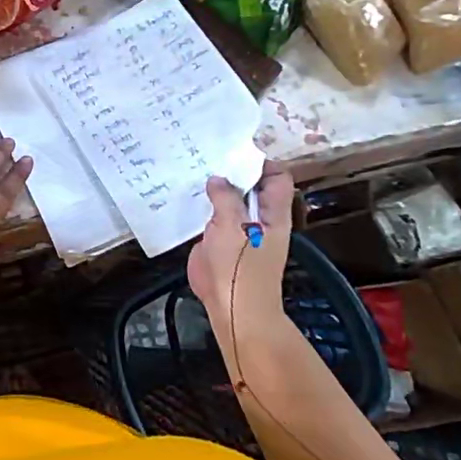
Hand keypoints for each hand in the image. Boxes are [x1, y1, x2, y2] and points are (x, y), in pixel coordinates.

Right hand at [187, 164, 294, 320]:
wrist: (232, 307)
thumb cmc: (241, 266)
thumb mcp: (234, 225)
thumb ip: (226, 197)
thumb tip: (217, 179)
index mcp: (273, 213)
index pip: (277, 177)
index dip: (260, 162)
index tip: (234, 152)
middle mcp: (258, 218)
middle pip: (249, 185)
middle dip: (231, 171)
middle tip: (206, 154)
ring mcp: (238, 230)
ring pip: (228, 199)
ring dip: (213, 187)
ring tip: (191, 168)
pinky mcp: (218, 241)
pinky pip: (211, 215)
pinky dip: (201, 204)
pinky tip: (183, 194)